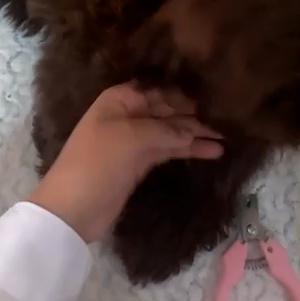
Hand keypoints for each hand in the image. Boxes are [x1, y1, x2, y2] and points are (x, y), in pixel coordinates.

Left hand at [29, 83, 224, 243]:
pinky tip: (212, 150)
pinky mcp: (141, 163)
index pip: (161, 90)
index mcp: (121, 99)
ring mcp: (135, 140)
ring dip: (197, 133)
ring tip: (227, 135)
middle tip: (228, 118)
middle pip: (169, 109)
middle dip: (196, 114)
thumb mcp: (130, 139)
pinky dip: (189, 149)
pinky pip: (169, 149)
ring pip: (172, 131)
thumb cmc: (96, 163)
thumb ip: (165, 130)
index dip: (187, 93)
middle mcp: (129, 114)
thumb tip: (195, 129)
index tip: (216, 95)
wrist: (71, 211)